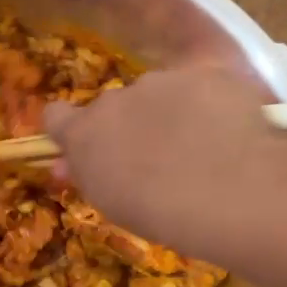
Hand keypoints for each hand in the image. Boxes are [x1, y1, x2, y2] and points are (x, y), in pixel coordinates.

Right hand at [42, 65, 286, 253]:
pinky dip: (211, 104)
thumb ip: (85, 173)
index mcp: (84, 130)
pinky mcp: (208, 75)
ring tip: (201, 146)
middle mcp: (116, 98)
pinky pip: (203, 86)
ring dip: (169, 111)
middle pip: (114, 105)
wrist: (230, 193)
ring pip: (159, 93)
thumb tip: (65, 162)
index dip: (68, 129)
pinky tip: (230, 133)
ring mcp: (163, 82)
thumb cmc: (158, 211)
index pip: (56, 115)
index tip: (85, 147)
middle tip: (156, 158)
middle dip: (128, 124)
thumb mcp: (109, 202)